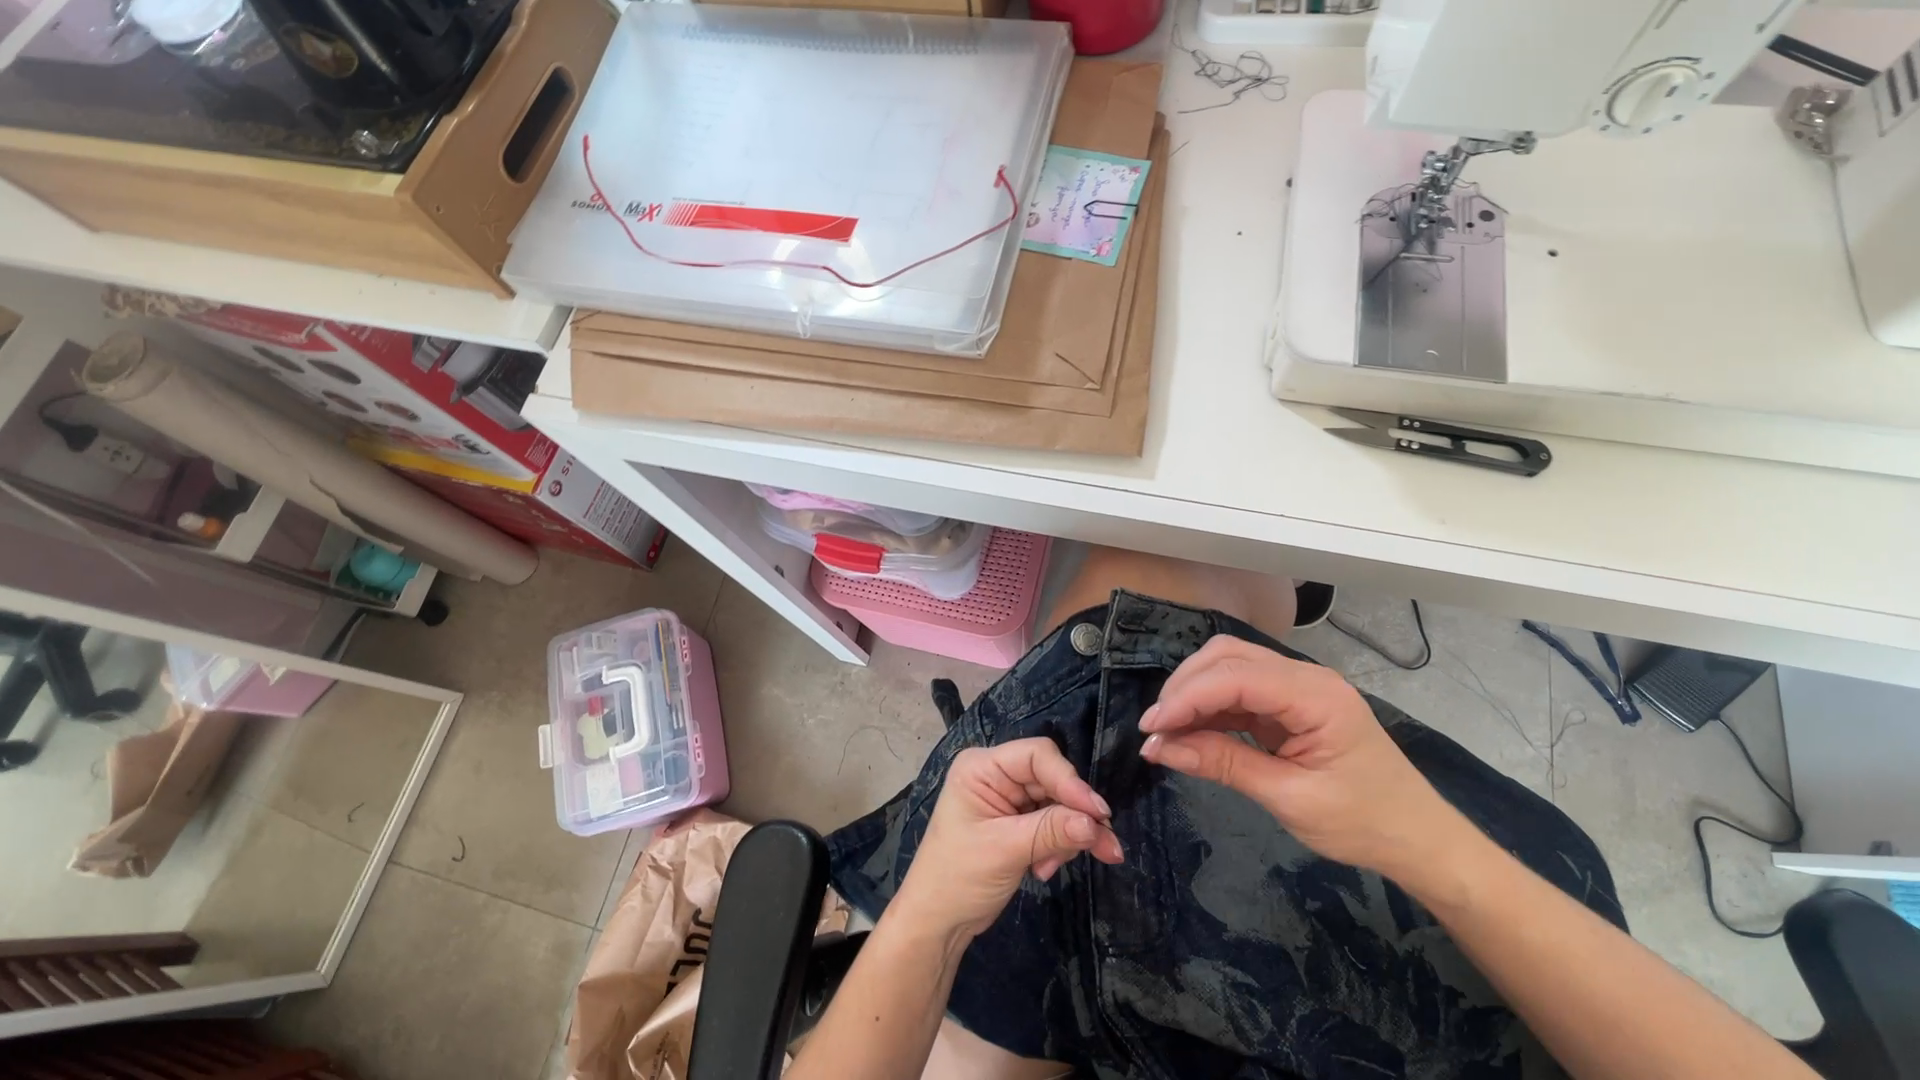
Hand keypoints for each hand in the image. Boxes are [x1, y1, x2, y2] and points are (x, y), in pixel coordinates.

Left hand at [893, 738, 1123, 938]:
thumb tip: (1097, 823)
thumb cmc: (957, 878)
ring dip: (1067, 837)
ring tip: (1051, 868)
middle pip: (1053, 780)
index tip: (1098, 813)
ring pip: (1058, 804)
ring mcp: (1008, 799)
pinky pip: (1054, 824)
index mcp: (981, 767)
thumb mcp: (1004, 851)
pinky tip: (1043, 870)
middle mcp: (996, 775)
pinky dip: (1058, 846)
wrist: (938, 922)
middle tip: (1105, 847)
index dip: (1070, 780)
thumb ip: (1052, 832)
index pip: (1038, 756)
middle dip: (1075, 816)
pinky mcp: (1018, 823)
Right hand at [1137, 636, 1459, 878]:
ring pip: (1230, 668)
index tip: (1151, 729)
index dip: (1187, 697)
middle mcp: (1307, 679)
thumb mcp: (1290, 798)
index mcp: (1316, 696)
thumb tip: (1161, 748)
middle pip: (1229, 657)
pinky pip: (1241, 693)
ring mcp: (1300, 689)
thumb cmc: (1362, 823)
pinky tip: (1190, 734)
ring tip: (1167, 734)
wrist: (1418, 838)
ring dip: (1194, 695)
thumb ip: (1224, 764)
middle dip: (1185, 688)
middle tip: (1155, 731)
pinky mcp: (1292, 706)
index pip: (1236, 676)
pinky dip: (1210, 709)